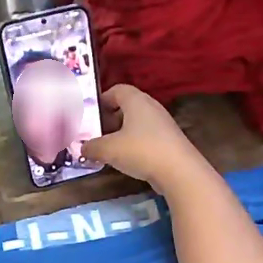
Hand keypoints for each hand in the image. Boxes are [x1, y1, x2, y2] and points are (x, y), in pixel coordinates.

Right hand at [81, 85, 211, 192]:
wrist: (180, 172)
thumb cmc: (141, 150)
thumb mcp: (109, 149)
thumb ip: (92, 147)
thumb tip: (82, 148)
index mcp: (136, 101)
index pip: (117, 90)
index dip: (102, 99)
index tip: (90, 113)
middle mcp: (151, 107)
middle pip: (127, 106)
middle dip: (109, 119)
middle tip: (95, 133)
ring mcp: (163, 124)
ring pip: (136, 123)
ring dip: (121, 133)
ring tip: (107, 149)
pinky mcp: (169, 141)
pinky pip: (146, 137)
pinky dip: (134, 144)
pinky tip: (126, 159)